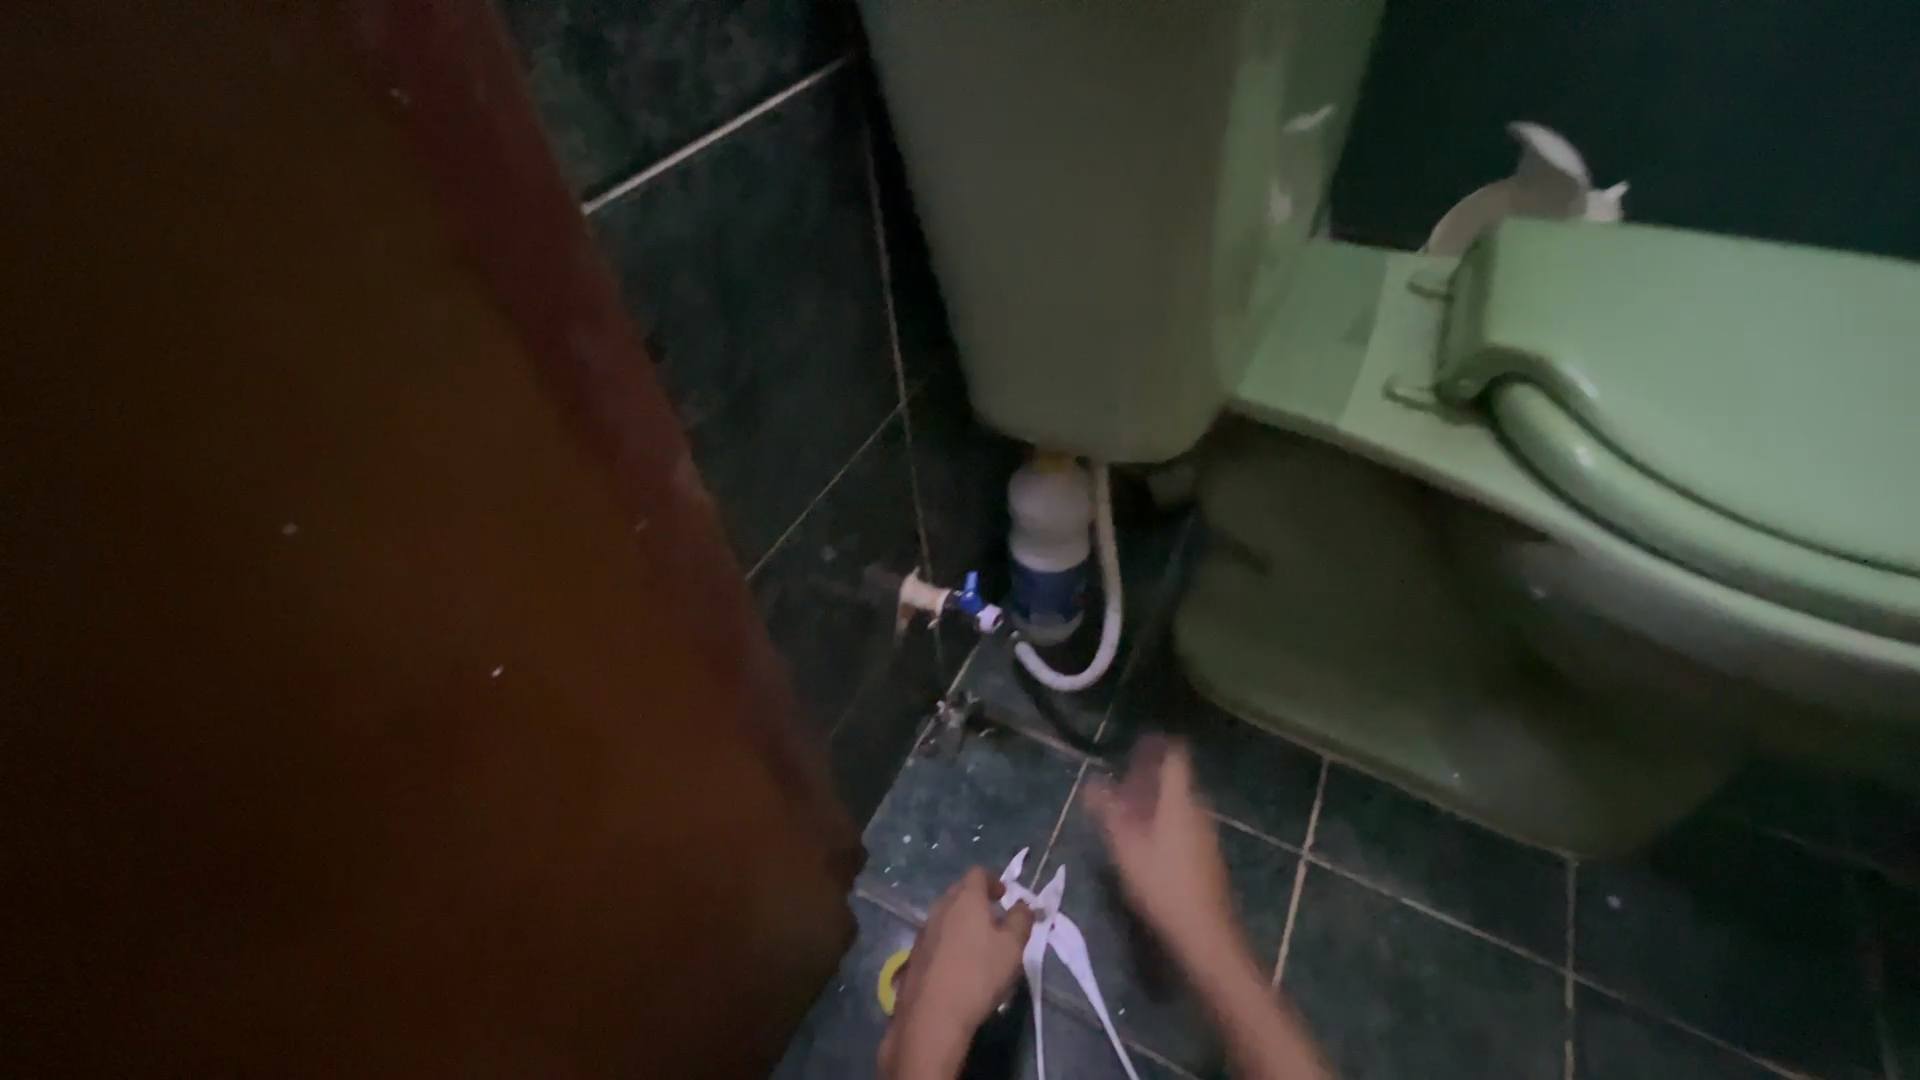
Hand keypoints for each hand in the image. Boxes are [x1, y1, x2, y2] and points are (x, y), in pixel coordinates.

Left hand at [879, 867, 1034, 1078]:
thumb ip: (1021, 919)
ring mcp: (925, 929)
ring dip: (963, 921)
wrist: (933, 1014)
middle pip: (961, 891)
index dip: (994, 881)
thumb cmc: (979, 973)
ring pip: (947, 914)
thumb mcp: (1013, 946)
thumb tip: (1023, 904)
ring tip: (978, 944)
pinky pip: (937, 936)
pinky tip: (958, 964)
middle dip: (978, 900)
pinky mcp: (915, 953)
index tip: (1005, 897)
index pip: (978, 873)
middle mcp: (941, 905)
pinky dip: (950, 941)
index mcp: (966, 897)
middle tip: (994, 920)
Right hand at [1083, 736, 1242, 966]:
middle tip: (1120, 779)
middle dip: (1147, 775)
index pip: (1174, 755)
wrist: (1205, 935)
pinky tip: (1144, 838)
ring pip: (1177, 803)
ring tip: (1125, 807)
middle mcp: (1197, 809)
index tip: (1134, 742)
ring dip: (1153, 800)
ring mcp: (1205, 833)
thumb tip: (1091, 784)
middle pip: (1174, 780)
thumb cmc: (1162, 885)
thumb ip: (1108, 812)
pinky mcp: (1206, 856)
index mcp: (1180, 800)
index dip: (1156, 745)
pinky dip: (1162, 819)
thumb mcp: (1125, 847)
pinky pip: (1182, 823)